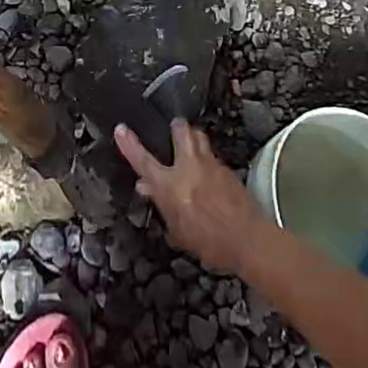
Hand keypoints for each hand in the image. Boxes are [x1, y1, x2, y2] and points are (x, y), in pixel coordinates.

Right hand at [114, 118, 264, 273]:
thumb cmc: (209, 241)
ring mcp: (210, 164)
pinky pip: (212, 155)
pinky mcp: (227, 168)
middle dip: (176, 126)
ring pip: (199, 138)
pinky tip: (206, 171)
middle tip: (173, 126)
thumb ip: (162, 204)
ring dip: (193, 136)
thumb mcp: (177, 230)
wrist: (245, 238)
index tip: (121, 130)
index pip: (144, 161)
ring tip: (189, 142)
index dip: (130, 144)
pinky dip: (206, 157)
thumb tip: (147, 187)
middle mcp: (189, 168)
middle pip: (181, 132)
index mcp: (170, 186)